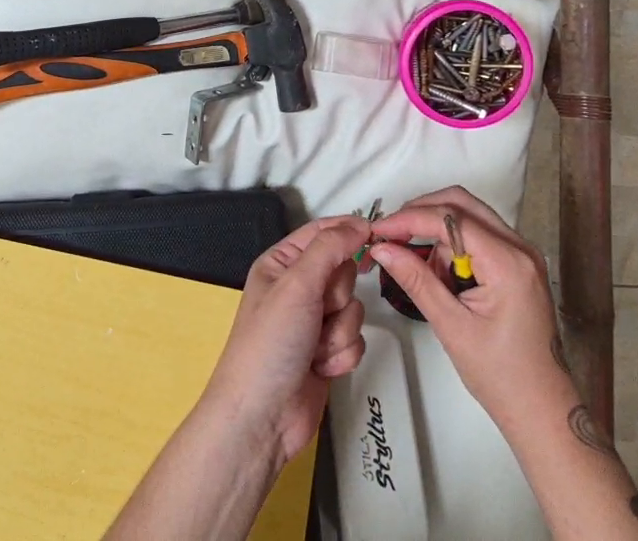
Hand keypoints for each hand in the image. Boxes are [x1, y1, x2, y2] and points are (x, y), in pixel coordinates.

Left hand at [200, 215, 371, 465]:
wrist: (263, 416)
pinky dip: (342, 355)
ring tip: (314, 348)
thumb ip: (330, 248)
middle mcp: (297, 289)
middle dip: (338, 296)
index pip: (322, 232)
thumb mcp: (297, 285)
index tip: (374, 235)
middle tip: (319, 311)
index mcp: (281, 264)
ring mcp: (313, 322)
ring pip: (354, 309)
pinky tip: (320, 368)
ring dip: (340, 331)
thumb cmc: (269, 344)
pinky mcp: (327, 352)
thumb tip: (358, 222)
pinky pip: (355, 339)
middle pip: (344, 272)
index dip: (347, 232)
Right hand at [366, 187, 568, 426]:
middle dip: (421, 214)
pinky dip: (454, 246)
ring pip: (469, 217)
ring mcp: (522, 254)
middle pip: (461, 204)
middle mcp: (520, 247)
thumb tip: (381, 248)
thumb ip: (416, 280)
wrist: (541, 408)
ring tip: (423, 273)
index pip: (449, 219)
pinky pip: (479, 237)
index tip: (377, 231)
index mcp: (508, 262)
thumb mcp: (451, 326)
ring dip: (437, 233)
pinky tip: (443, 278)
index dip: (408, 219)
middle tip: (391, 237)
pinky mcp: (518, 265)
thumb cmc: (499, 374)